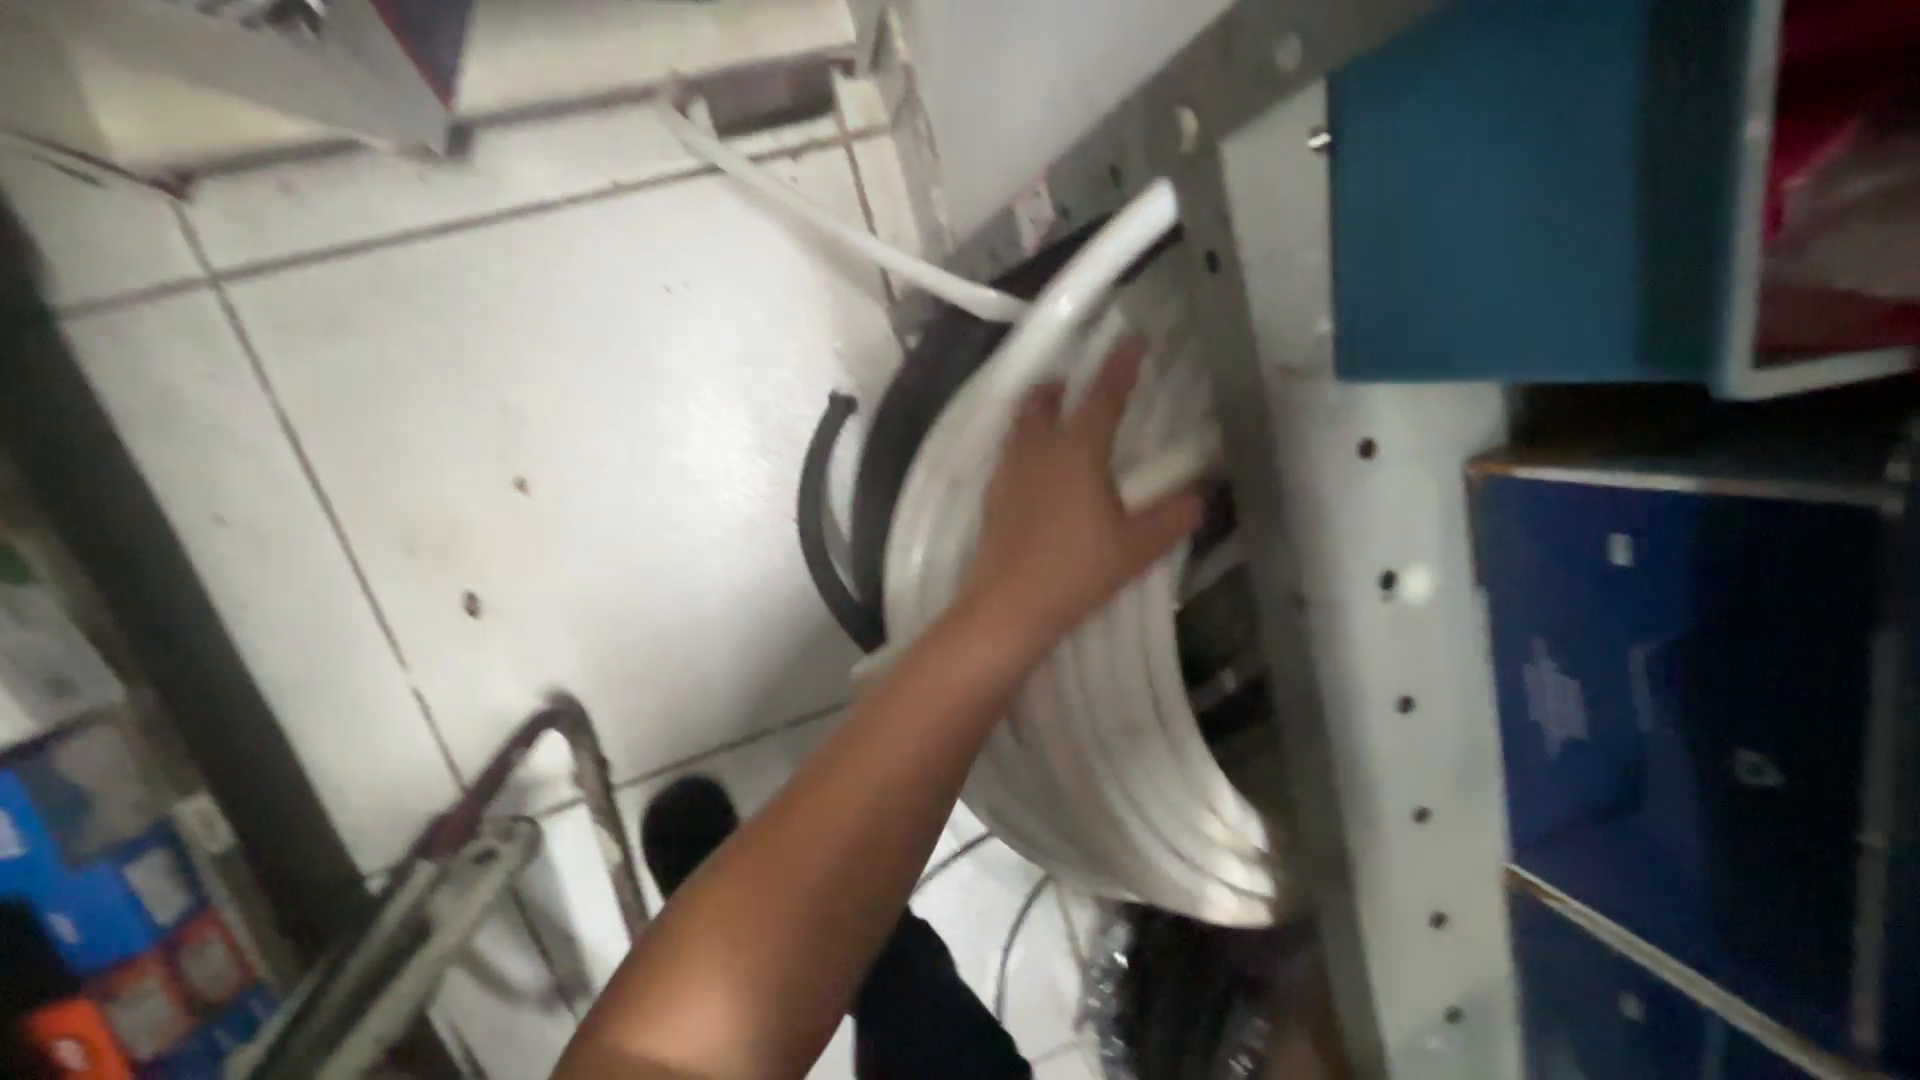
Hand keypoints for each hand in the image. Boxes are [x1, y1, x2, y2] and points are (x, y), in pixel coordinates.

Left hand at [959, 338, 1206, 655]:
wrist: (1008, 607)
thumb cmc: (1077, 570)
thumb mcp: (1137, 547)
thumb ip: (1174, 516)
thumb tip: (1201, 494)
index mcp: (1077, 449)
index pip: (1103, 395)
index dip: (1121, 365)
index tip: (1132, 337)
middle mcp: (1037, 450)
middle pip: (1043, 400)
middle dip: (1063, 385)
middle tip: (1080, 385)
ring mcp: (1008, 473)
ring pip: (1021, 426)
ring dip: (1039, 412)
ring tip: (1058, 420)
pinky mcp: (992, 498)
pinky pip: (1009, 455)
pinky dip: (1025, 446)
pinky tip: (1037, 472)